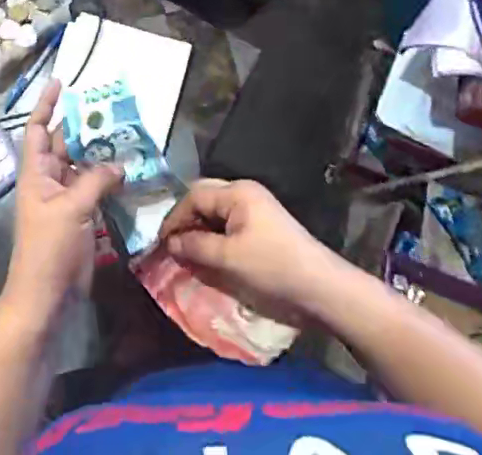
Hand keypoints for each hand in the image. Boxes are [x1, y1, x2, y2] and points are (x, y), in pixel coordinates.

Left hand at [0, 80, 122, 325]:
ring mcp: (65, 199)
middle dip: (84, 126)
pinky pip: (95, 188)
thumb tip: (119, 165)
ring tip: (125, 134)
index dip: (46, 105)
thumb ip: (95, 180)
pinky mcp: (80, 216)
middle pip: (65, 144)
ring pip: (83, 165)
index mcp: (36, 172)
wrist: (46, 296)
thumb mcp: (72, 208)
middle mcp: (48, 180)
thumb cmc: (49, 248)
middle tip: (109, 109)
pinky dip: (109, 178)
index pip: (37, 128)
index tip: (61, 82)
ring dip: (100, 152)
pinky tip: (129, 170)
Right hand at [157, 179, 346, 322]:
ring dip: (199, 230)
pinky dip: (214, 237)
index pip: (193, 195)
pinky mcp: (263, 227)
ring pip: (216, 213)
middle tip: (170, 245)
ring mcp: (256, 209)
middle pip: (204, 199)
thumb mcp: (228, 258)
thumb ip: (195, 246)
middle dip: (185, 220)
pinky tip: (208, 256)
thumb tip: (170, 243)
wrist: (321, 288)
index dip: (174, 218)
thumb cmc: (272, 268)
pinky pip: (229, 225)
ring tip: (186, 253)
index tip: (159, 243)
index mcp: (237, 192)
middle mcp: (245, 193)